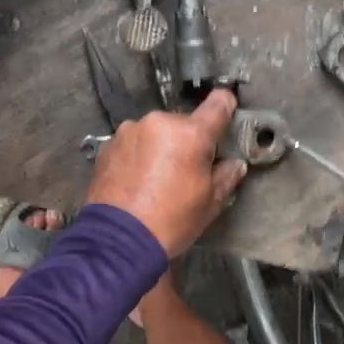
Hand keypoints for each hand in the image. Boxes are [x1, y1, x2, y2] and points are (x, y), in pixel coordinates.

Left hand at [86, 89, 248, 256]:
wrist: (118, 238)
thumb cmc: (171, 220)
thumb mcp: (210, 203)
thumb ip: (226, 176)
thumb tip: (235, 164)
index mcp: (190, 133)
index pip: (217, 105)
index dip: (226, 105)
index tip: (228, 107)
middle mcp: (158, 122)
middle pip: (182, 124)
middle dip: (187, 141)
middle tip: (187, 169)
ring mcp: (130, 130)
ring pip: (155, 133)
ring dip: (160, 146)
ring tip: (158, 178)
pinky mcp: (109, 144)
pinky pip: (133, 143)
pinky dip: (139, 154)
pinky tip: (138, 179)